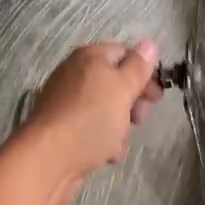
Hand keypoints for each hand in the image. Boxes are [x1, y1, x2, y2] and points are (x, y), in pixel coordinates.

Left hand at [20, 40, 162, 204]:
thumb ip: (138, 67)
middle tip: (140, 119)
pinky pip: (91, 128)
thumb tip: (149, 44)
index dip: (144, 73)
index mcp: (90, 57)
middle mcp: (76, 74)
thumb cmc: (90, 119)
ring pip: (105, 109)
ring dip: (118, 126)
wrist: (47, 161)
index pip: (125, 54)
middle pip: (115, 83)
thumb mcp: (122, 89)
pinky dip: (101, 139)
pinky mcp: (62, 129)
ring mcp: (67, 102)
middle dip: (132, 103)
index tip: (157, 97)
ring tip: (117, 142)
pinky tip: (104, 155)